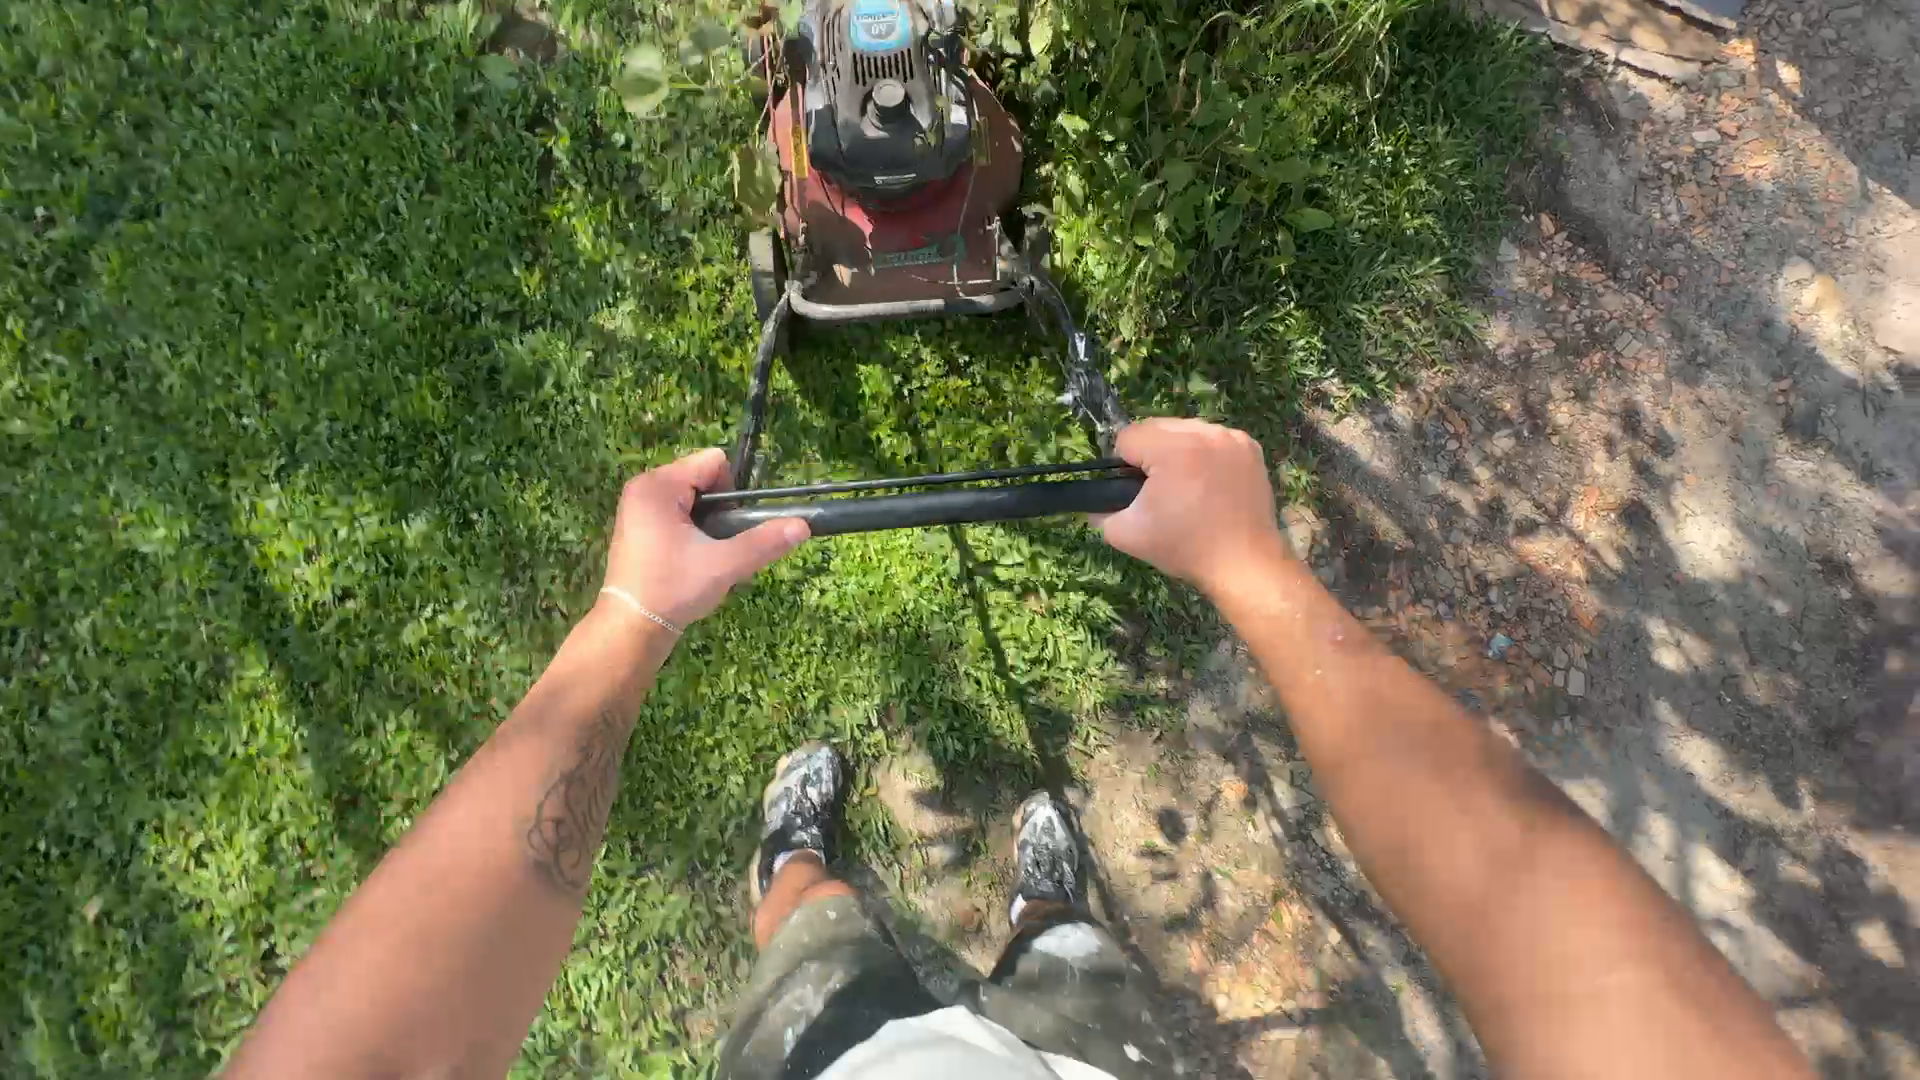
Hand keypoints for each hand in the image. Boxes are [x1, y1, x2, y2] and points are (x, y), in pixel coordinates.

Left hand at [601, 448, 809, 627]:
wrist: (632, 628)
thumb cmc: (674, 588)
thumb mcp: (725, 564)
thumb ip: (765, 541)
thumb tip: (803, 526)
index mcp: (658, 486)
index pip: (712, 463)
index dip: (733, 491)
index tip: (731, 526)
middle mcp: (644, 489)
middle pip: (703, 480)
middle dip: (722, 509)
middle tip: (720, 545)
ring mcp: (638, 509)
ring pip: (693, 499)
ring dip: (710, 523)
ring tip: (709, 555)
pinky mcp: (640, 528)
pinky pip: (679, 514)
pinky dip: (694, 531)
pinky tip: (695, 560)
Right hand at [1094, 418, 1285, 593]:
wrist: (1243, 563)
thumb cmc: (1184, 547)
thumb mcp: (1127, 535)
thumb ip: (1100, 512)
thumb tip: (1093, 503)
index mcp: (1174, 450)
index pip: (1128, 437)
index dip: (1123, 465)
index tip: (1135, 491)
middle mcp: (1205, 433)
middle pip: (1156, 427)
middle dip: (1150, 454)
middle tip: (1158, 491)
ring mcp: (1231, 438)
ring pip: (1184, 429)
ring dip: (1176, 450)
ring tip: (1183, 486)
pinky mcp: (1249, 447)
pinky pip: (1211, 438)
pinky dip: (1203, 454)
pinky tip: (1207, 482)